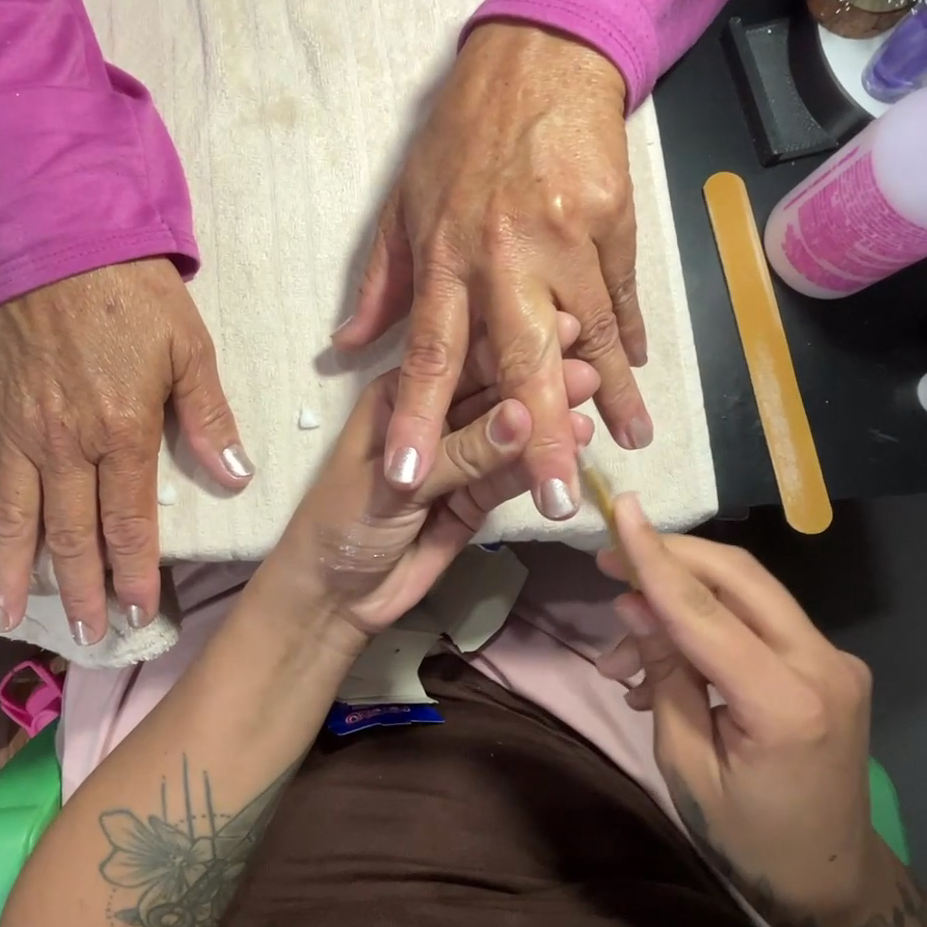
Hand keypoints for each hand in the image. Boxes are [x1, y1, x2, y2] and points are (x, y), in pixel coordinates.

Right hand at [0, 259, 252, 644]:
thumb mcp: (191, 353)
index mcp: (122, 433)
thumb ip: (209, 420)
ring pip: (14, 518)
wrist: (62, 239)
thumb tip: (237, 477)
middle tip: (86, 635)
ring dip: (11, 572)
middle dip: (81, 590)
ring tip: (7, 618)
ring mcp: (18, 432)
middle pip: (72, 534)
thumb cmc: (136, 297)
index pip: (129, 521)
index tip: (139, 611)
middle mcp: (65, 445)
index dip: (135, 571)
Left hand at [262, 313, 599, 638]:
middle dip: (536, 382)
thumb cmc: (343, 522)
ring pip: (507, 436)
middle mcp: (433, 419)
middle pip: (491, 396)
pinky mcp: (475, 499)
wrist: (333, 598)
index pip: (457, 364)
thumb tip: (526, 416)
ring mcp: (457, 459)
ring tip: (593, 403)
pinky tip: (574, 446)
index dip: (505, 348)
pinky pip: (509, 476)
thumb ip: (462, 453)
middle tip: (588, 367)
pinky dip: (538, 465)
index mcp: (401, 396)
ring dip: (546, 423)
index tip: (554, 329)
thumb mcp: (398, 482)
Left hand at [334, 20, 649, 523]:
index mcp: (445, 257)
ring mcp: (565, 240)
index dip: (419, 421)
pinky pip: (621, 294)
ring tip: (629, 443)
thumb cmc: (460, 136)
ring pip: (590, 333)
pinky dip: (629, 337)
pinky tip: (639, 375)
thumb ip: (379, 280)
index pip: (428, 355)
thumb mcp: (403, 202)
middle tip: (555, 500)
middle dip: (540, 436)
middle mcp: (505, 257)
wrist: (539, 58)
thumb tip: (347, 344)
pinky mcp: (613, 223)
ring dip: (609, 394)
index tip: (410, 480)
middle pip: (522, 360)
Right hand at [592, 494, 887, 926]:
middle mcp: (823, 666)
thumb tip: (633, 605)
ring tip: (623, 652)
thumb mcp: (688, 765)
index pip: (705, 612)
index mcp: (787, 704)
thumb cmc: (750, 838)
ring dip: (681, 600)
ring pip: (747, 592)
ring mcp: (833, 660)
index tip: (621, 511)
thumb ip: (665, 675)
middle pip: (739, 578)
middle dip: (671, 557)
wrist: (830, 880)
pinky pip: (757, 621)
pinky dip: (707, 624)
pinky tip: (663, 660)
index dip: (655, 559)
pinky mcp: (827, 663)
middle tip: (609, 557)